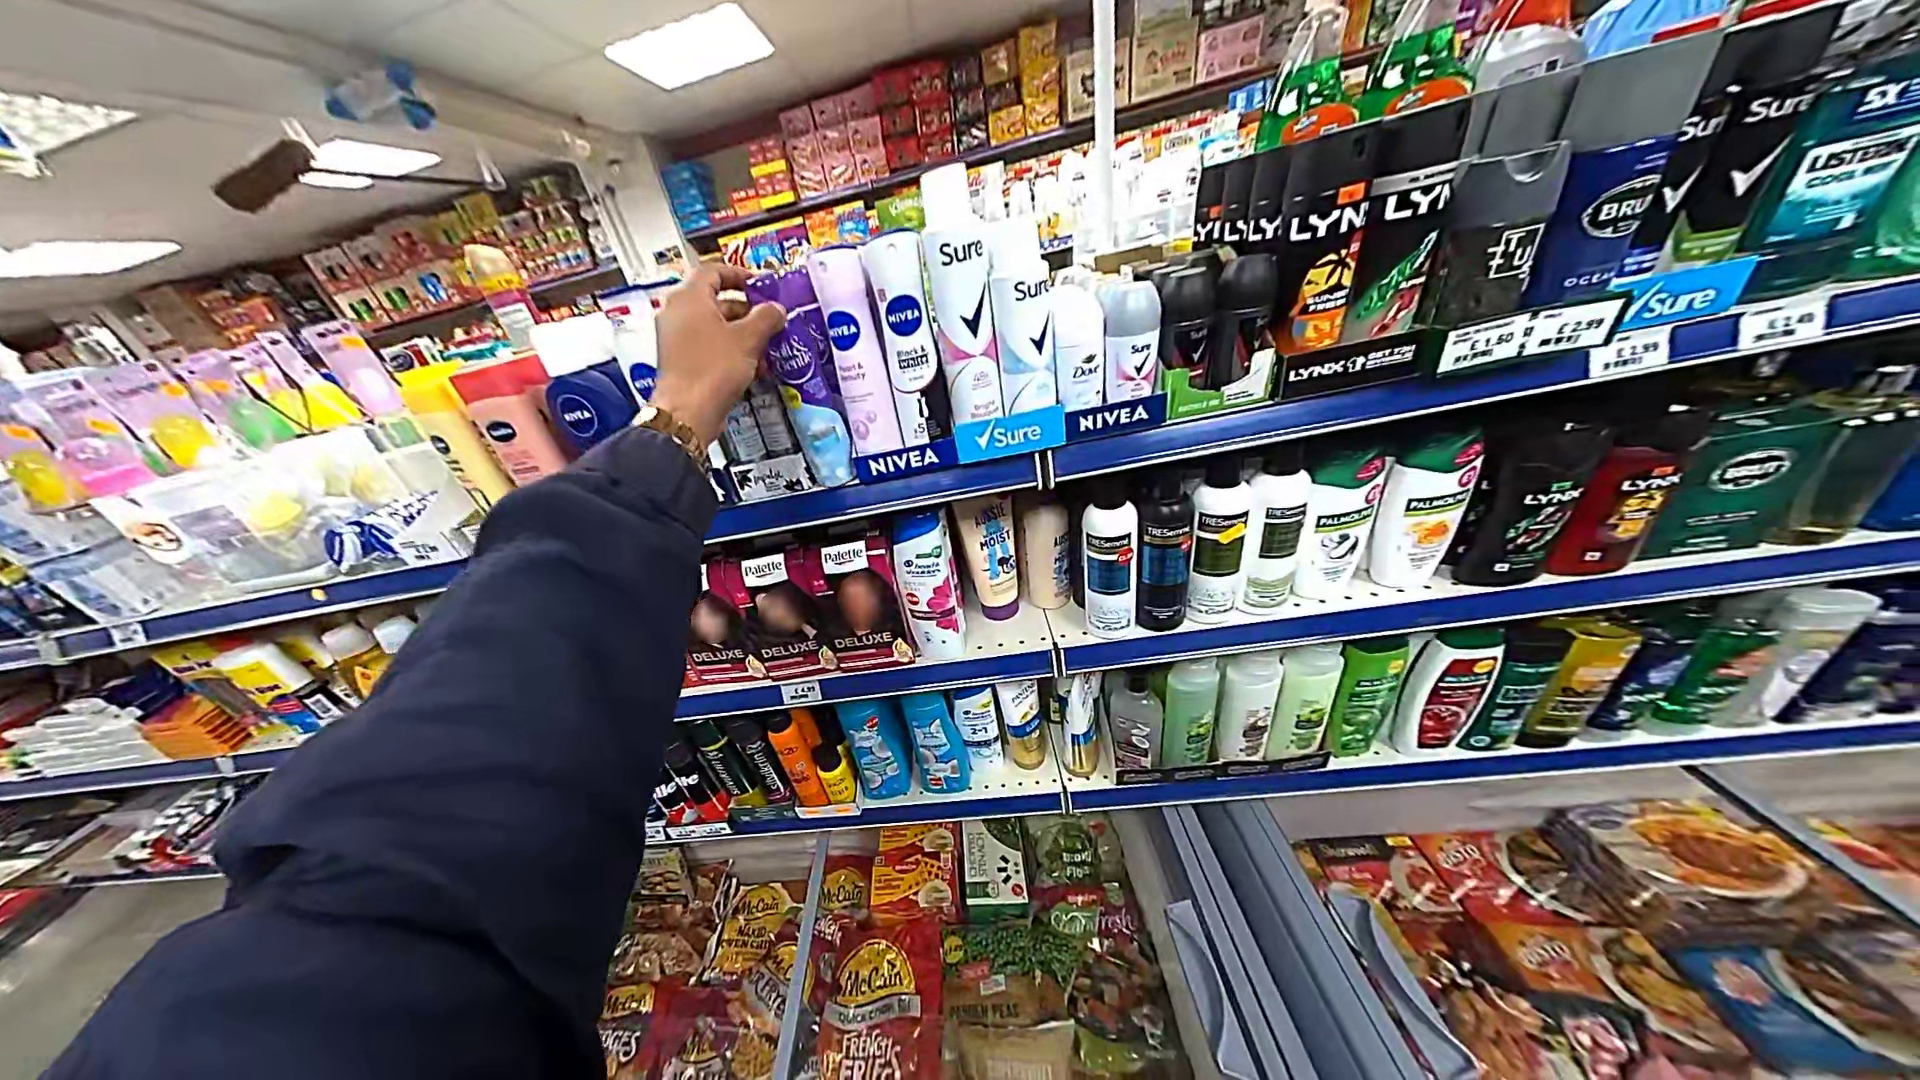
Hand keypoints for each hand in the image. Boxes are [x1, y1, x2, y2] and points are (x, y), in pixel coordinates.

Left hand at [650, 262, 785, 446]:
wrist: (689, 412)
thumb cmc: (714, 369)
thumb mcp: (748, 339)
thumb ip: (766, 318)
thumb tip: (776, 309)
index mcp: (689, 298)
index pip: (713, 271)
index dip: (739, 274)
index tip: (760, 284)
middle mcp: (678, 313)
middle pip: (717, 300)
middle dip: (748, 311)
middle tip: (771, 320)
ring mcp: (678, 338)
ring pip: (716, 326)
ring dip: (744, 334)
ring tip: (768, 347)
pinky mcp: (683, 361)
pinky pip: (711, 346)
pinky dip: (732, 350)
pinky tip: (755, 366)